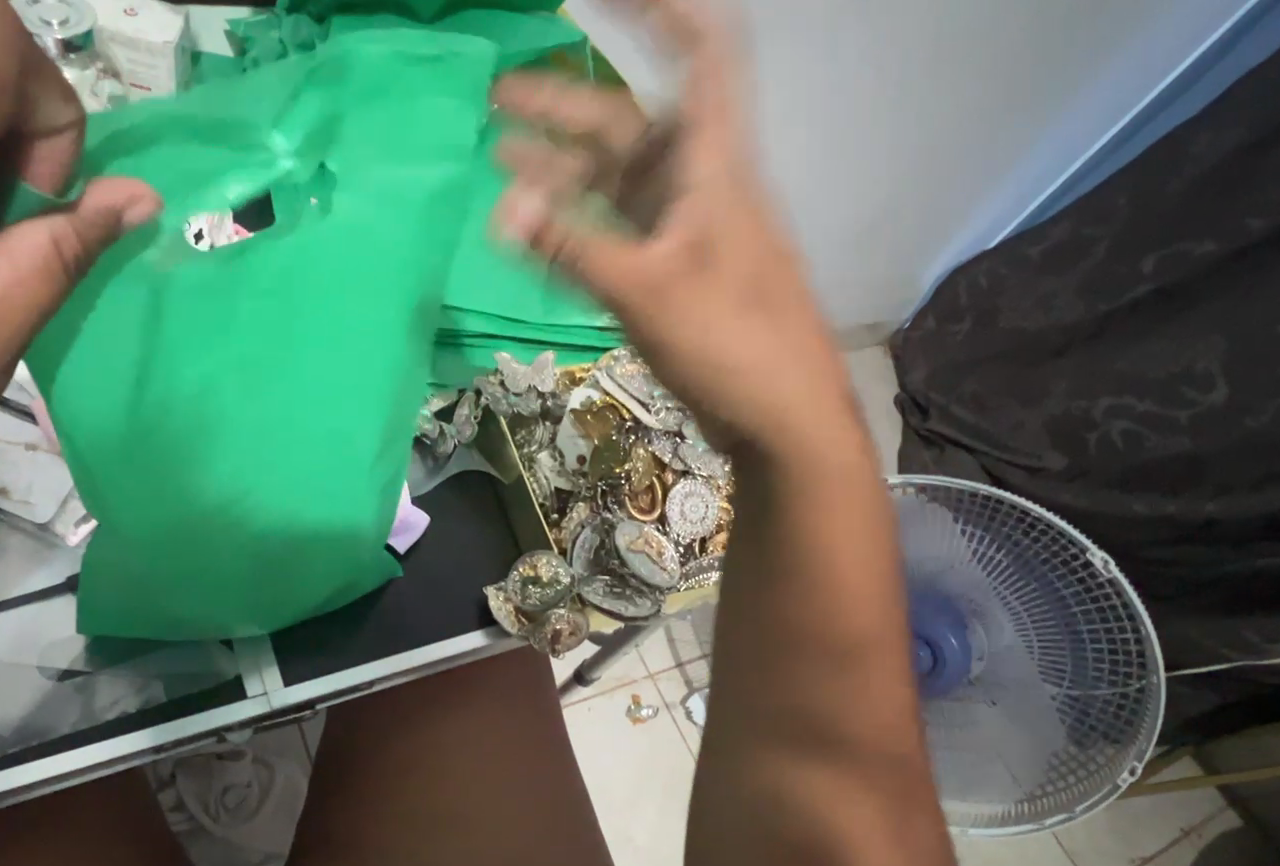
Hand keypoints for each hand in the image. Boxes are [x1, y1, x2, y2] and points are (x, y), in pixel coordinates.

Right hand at [490, 0, 852, 451]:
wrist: (781, 413)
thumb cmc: (732, 340)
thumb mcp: (646, 288)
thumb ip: (570, 248)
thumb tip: (499, 211)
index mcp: (713, 162)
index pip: (702, 53)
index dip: (660, 11)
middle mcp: (696, 181)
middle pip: (628, 121)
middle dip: (564, 105)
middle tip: (498, 98)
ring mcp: (680, 229)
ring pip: (613, 180)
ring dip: (559, 168)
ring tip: (499, 155)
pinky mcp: (669, 271)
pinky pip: (611, 231)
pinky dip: (571, 225)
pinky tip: (531, 226)